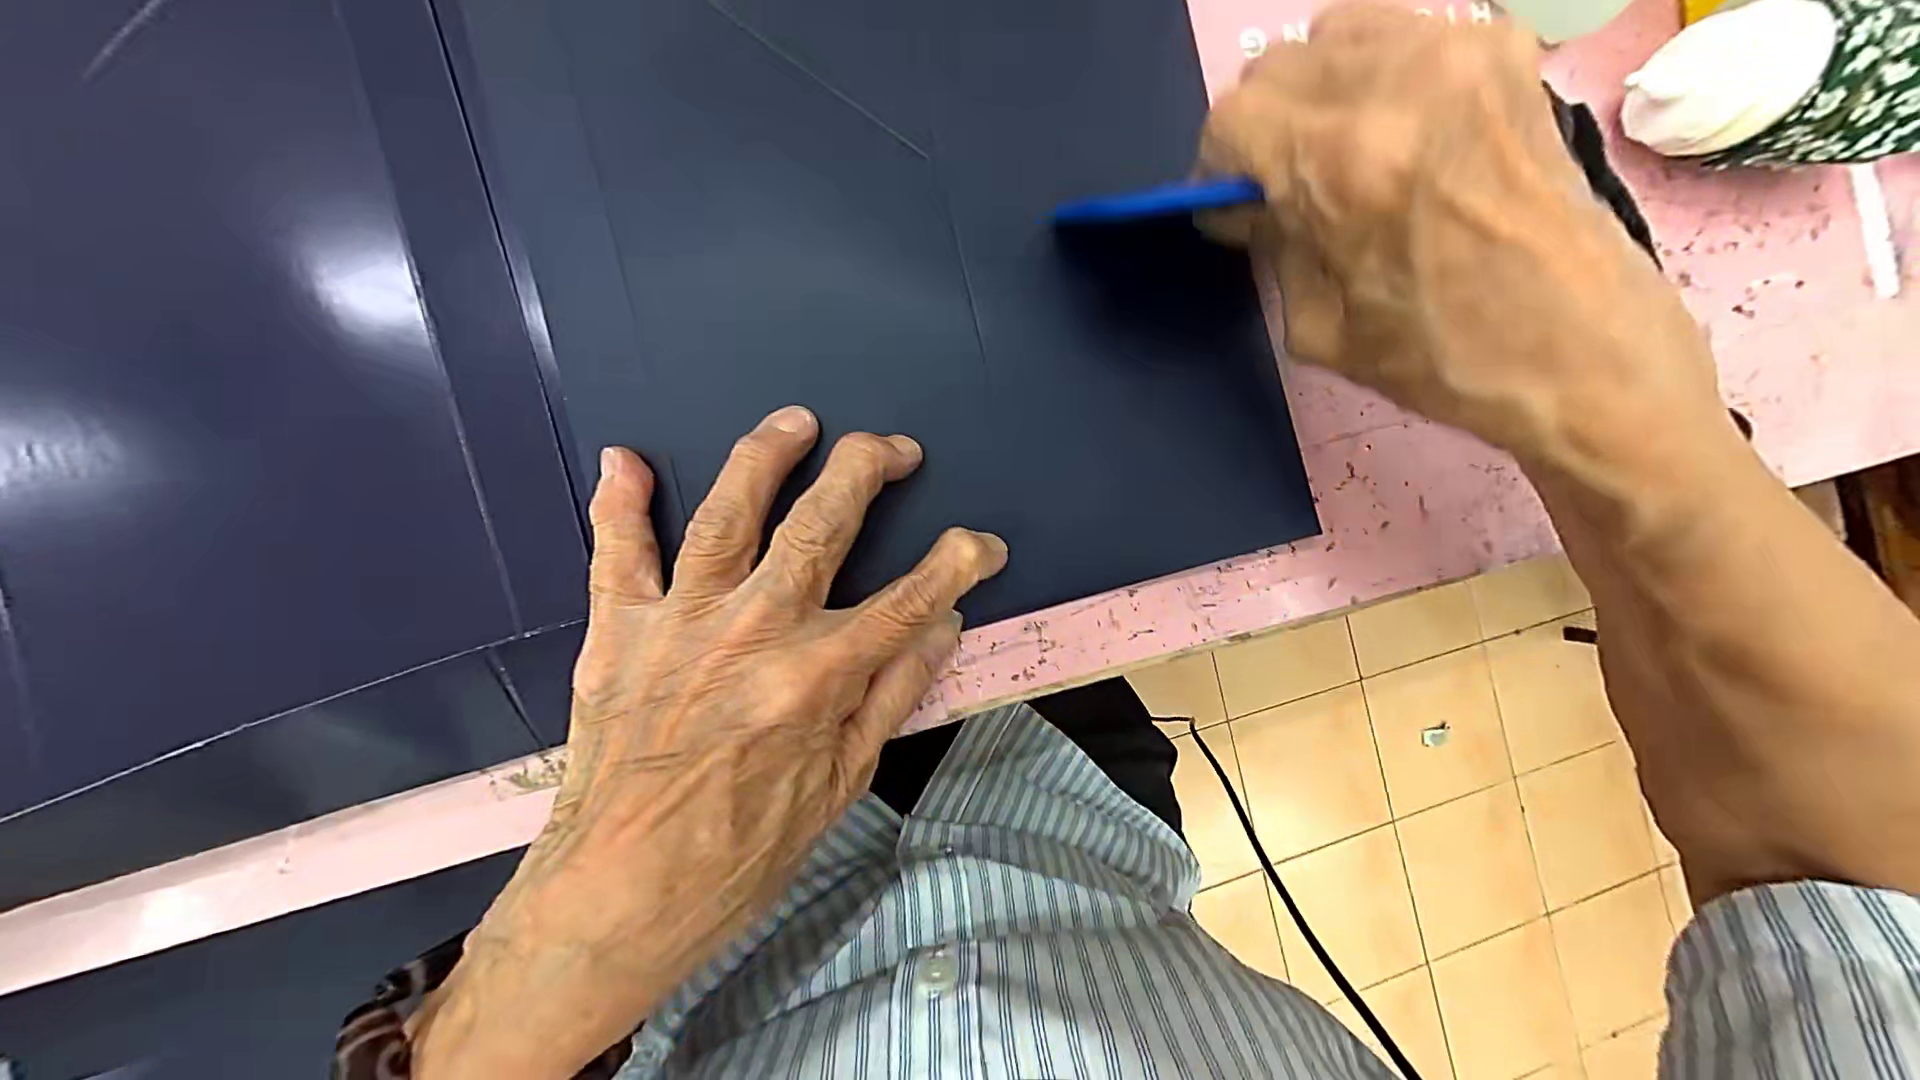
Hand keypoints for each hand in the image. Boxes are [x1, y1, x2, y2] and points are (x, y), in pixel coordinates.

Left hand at [413, 405, 1006, 1077]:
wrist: (618, 896)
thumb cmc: (744, 852)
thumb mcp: (842, 784)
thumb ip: (894, 694)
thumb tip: (943, 626)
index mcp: (815, 679)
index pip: (910, 600)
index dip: (958, 563)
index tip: (983, 543)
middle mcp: (752, 634)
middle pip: (820, 528)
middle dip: (866, 473)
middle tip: (893, 448)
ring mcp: (680, 625)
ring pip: (727, 516)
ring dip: (765, 459)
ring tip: (797, 420)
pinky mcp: (618, 633)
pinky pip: (617, 554)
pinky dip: (619, 504)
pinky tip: (624, 457)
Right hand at [1198, 1, 1725, 473]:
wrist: (1577, 347)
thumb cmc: (1434, 356)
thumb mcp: (1314, 322)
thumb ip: (1270, 245)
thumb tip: (1245, 204)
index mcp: (1344, 164)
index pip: (1232, 119)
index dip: (1215, 168)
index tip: (1231, 207)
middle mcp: (1400, 84)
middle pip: (1274, 67)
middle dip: (1255, 130)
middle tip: (1274, 186)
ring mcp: (1461, 51)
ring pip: (1330, 34)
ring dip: (1307, 93)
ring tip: (1327, 152)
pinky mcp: (1503, 49)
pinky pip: (1396, 30)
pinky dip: (1365, 72)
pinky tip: (1382, 129)